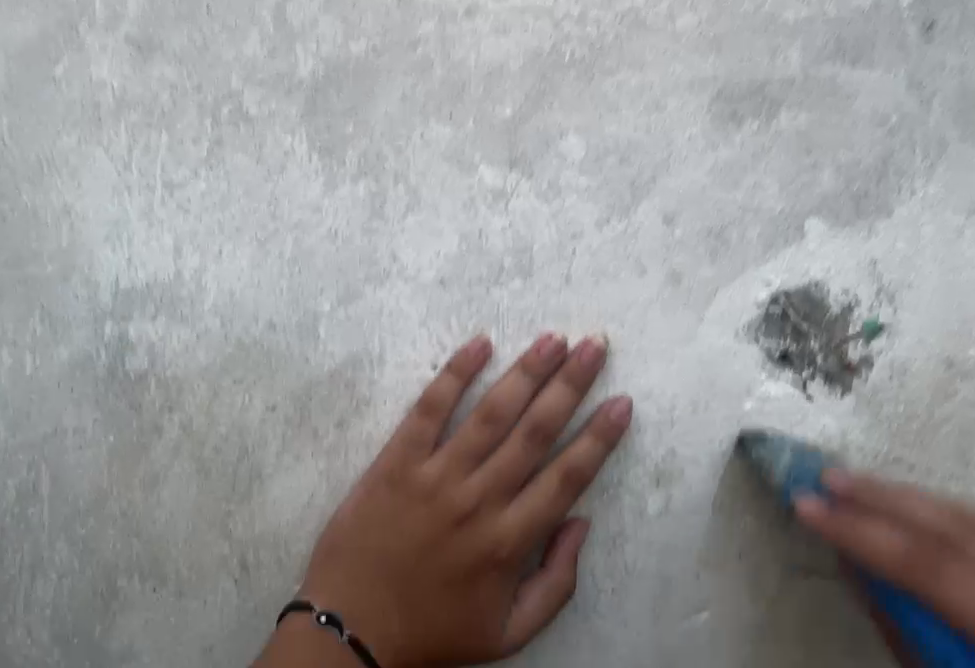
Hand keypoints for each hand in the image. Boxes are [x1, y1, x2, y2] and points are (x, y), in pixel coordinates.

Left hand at [269, 333, 632, 667]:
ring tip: (553, 339)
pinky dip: (455, 373)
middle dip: (570, 385)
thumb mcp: (508, 634)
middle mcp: (480, 501)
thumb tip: (582, 523)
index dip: (599, 437)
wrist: (351, 626)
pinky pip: (429, 408)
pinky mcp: (396, 460)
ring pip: (490, 413)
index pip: (567, 477)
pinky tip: (480, 344)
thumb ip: (556, 584)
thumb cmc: (432, 631)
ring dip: (525, 372)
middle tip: (594, 346)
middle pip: (535, 432)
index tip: (622, 402)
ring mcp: (436, 475)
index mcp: (511, 542)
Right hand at [796, 470, 974, 667]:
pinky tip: (929, 506)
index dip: (860, 533)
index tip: (802, 505)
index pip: (929, 567)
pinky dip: (955, 510)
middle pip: (953, 530)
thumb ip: (922, 641)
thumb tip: (865, 578)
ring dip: (913, 498)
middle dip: (882, 499)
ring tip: (860, 483)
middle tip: (820, 477)